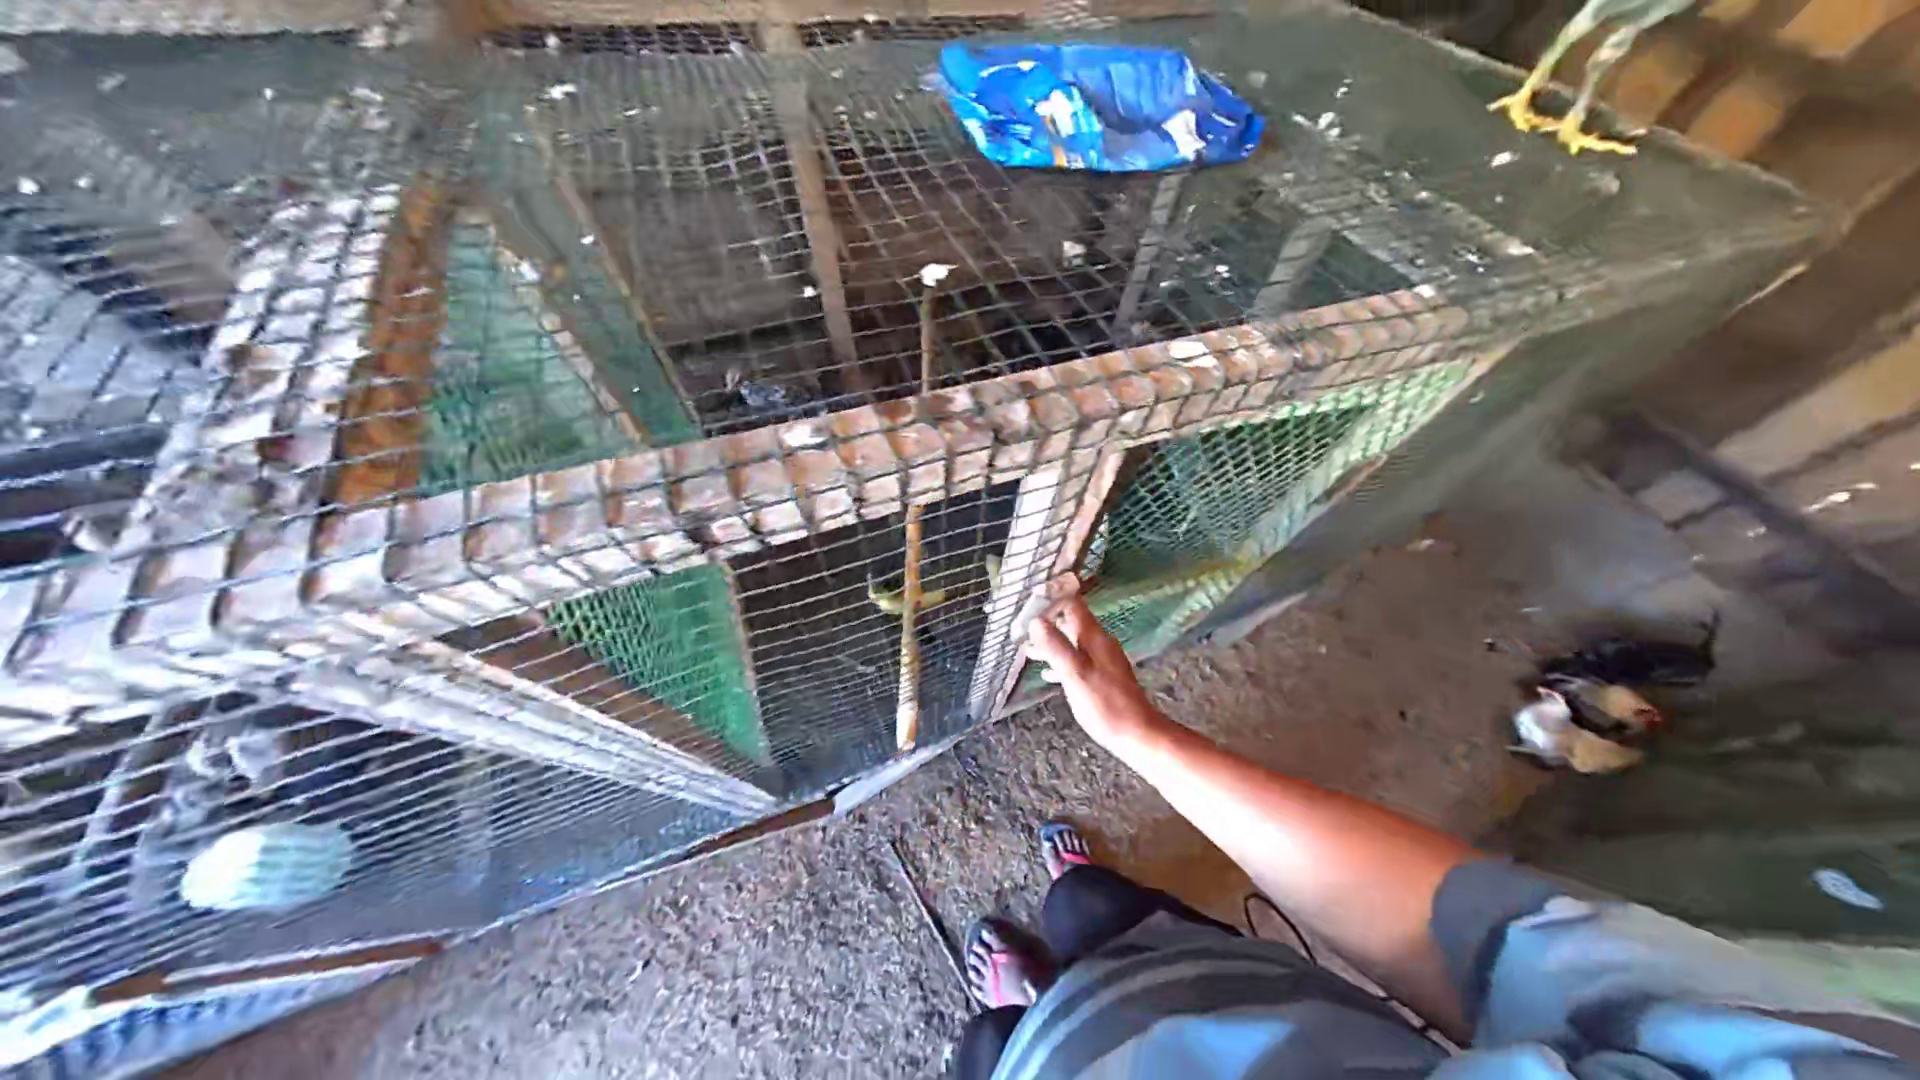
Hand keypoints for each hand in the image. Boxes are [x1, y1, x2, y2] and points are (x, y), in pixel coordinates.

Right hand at [1025, 586, 1171, 752]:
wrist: (1138, 734)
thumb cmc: (1105, 705)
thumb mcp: (1075, 674)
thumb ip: (1056, 646)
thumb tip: (1036, 621)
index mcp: (1094, 637)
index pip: (1073, 604)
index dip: (1052, 599)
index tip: (1029, 603)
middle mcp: (1100, 643)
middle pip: (1072, 622)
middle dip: (1047, 622)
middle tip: (1022, 629)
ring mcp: (1103, 660)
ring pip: (1073, 642)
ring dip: (1052, 643)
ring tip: (1028, 650)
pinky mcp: (1104, 676)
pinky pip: (1078, 659)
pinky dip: (1061, 660)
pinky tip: (1049, 672)